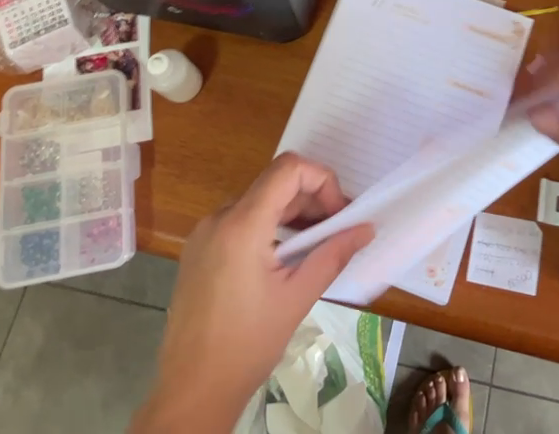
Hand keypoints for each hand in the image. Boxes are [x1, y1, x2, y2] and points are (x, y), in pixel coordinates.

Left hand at [134, 153, 373, 431]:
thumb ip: (333, 254)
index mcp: (241, 224)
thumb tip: (366, 228)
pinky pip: (240, 220)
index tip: (339, 215)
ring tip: (315, 247)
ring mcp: (205, 233)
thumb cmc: (247, 345)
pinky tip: (285, 259)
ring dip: (292, 214)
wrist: (192, 389)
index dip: (322, 180)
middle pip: (274, 183)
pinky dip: (269, 227)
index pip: (288, 169)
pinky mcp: (199, 249)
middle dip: (312, 199)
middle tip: (337, 232)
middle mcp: (219, 217)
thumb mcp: (297, 298)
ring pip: (258, 201)